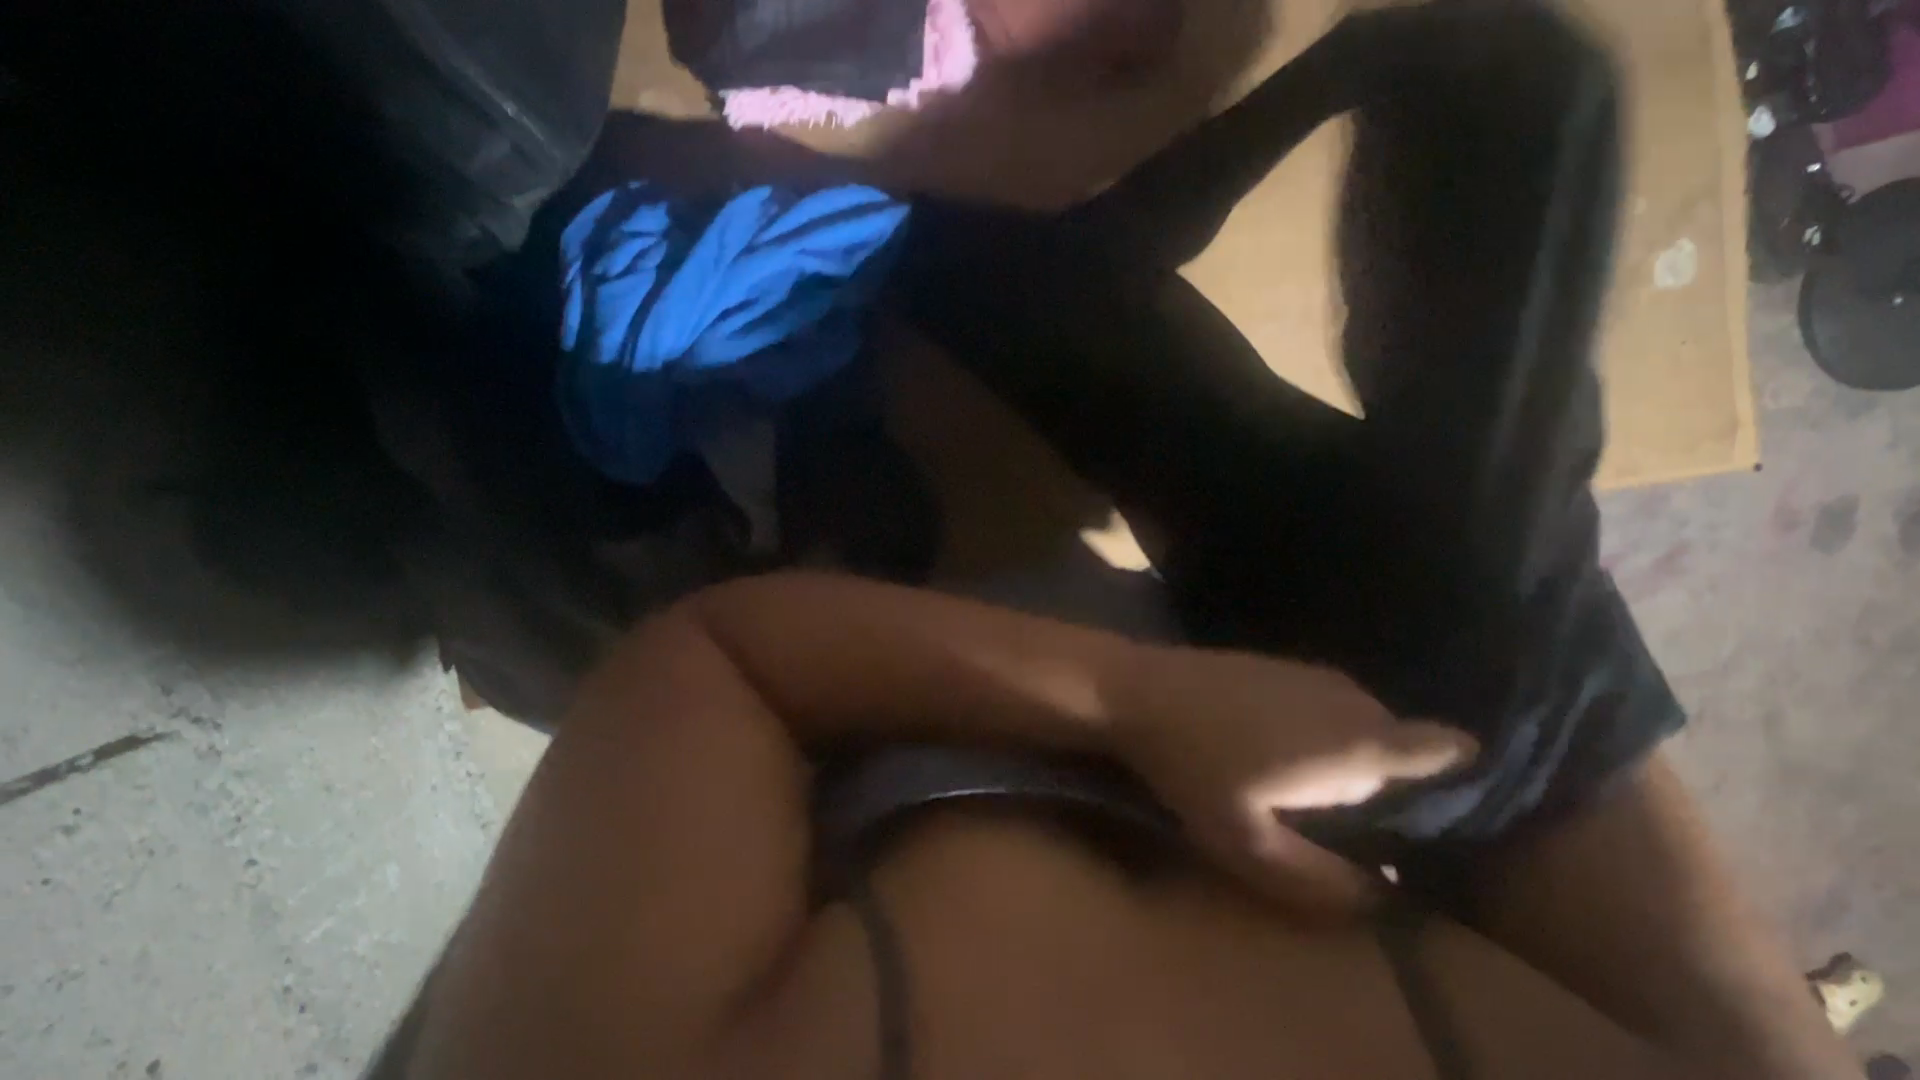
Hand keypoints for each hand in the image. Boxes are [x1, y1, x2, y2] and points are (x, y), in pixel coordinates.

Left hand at [1111, 647, 1476, 917]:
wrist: (1136, 691)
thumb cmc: (1193, 768)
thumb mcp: (1248, 843)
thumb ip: (1319, 881)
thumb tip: (1384, 902)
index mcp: (1359, 743)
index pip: (1448, 751)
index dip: (1459, 783)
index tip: (1436, 821)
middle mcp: (1353, 700)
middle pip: (1404, 749)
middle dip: (1393, 785)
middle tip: (1358, 826)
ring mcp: (1318, 675)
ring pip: (1366, 726)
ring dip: (1353, 758)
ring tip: (1314, 796)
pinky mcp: (1286, 666)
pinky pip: (1332, 708)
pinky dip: (1325, 733)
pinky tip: (1281, 756)